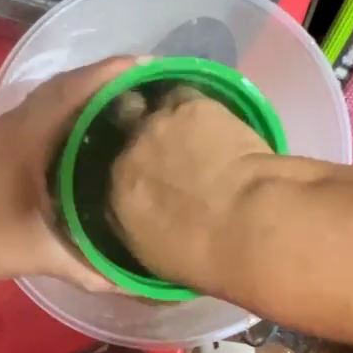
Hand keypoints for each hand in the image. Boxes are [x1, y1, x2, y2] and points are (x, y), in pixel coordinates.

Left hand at [0, 58, 135, 292]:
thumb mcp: (43, 256)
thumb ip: (89, 270)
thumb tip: (135, 285)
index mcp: (25, 140)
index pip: (71, 92)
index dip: (109, 74)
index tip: (146, 66)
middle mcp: (14, 126)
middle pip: (63, 86)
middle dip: (104, 77)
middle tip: (145, 82)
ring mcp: (3, 131)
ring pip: (50, 97)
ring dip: (85, 90)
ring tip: (124, 97)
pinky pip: (40, 111)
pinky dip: (68, 107)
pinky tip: (88, 124)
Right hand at [108, 90, 332, 293]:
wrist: (244, 223)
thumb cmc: (201, 255)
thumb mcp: (155, 256)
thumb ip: (139, 229)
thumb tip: (145, 219)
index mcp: (110, 196)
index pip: (109, 175)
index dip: (128, 173)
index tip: (146, 179)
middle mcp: (124, 154)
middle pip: (125, 135)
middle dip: (142, 142)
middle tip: (169, 153)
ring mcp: (155, 124)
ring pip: (153, 110)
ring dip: (168, 119)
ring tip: (191, 132)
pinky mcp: (188, 104)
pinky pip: (184, 96)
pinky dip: (195, 107)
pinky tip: (213, 120)